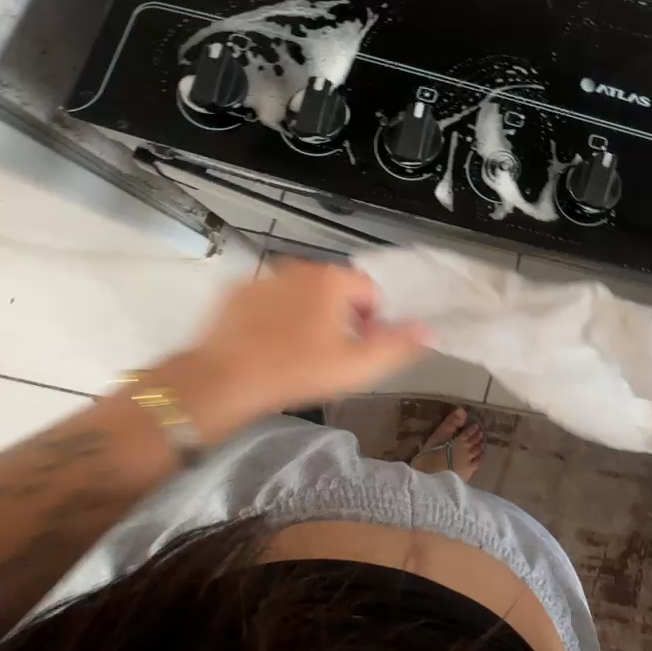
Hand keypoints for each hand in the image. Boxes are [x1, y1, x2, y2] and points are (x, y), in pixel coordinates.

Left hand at [148, 259, 431, 442]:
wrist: (222, 382)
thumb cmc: (296, 372)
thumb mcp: (357, 366)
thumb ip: (398, 345)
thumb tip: (430, 330)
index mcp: (334, 280)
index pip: (371, 294)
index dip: (370, 324)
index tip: (355, 351)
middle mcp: (301, 268)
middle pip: (335, 291)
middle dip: (338, 318)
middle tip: (327, 355)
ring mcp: (264, 277)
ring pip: (300, 295)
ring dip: (305, 316)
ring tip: (295, 353)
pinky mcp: (234, 292)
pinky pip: (266, 301)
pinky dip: (271, 317)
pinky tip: (265, 346)